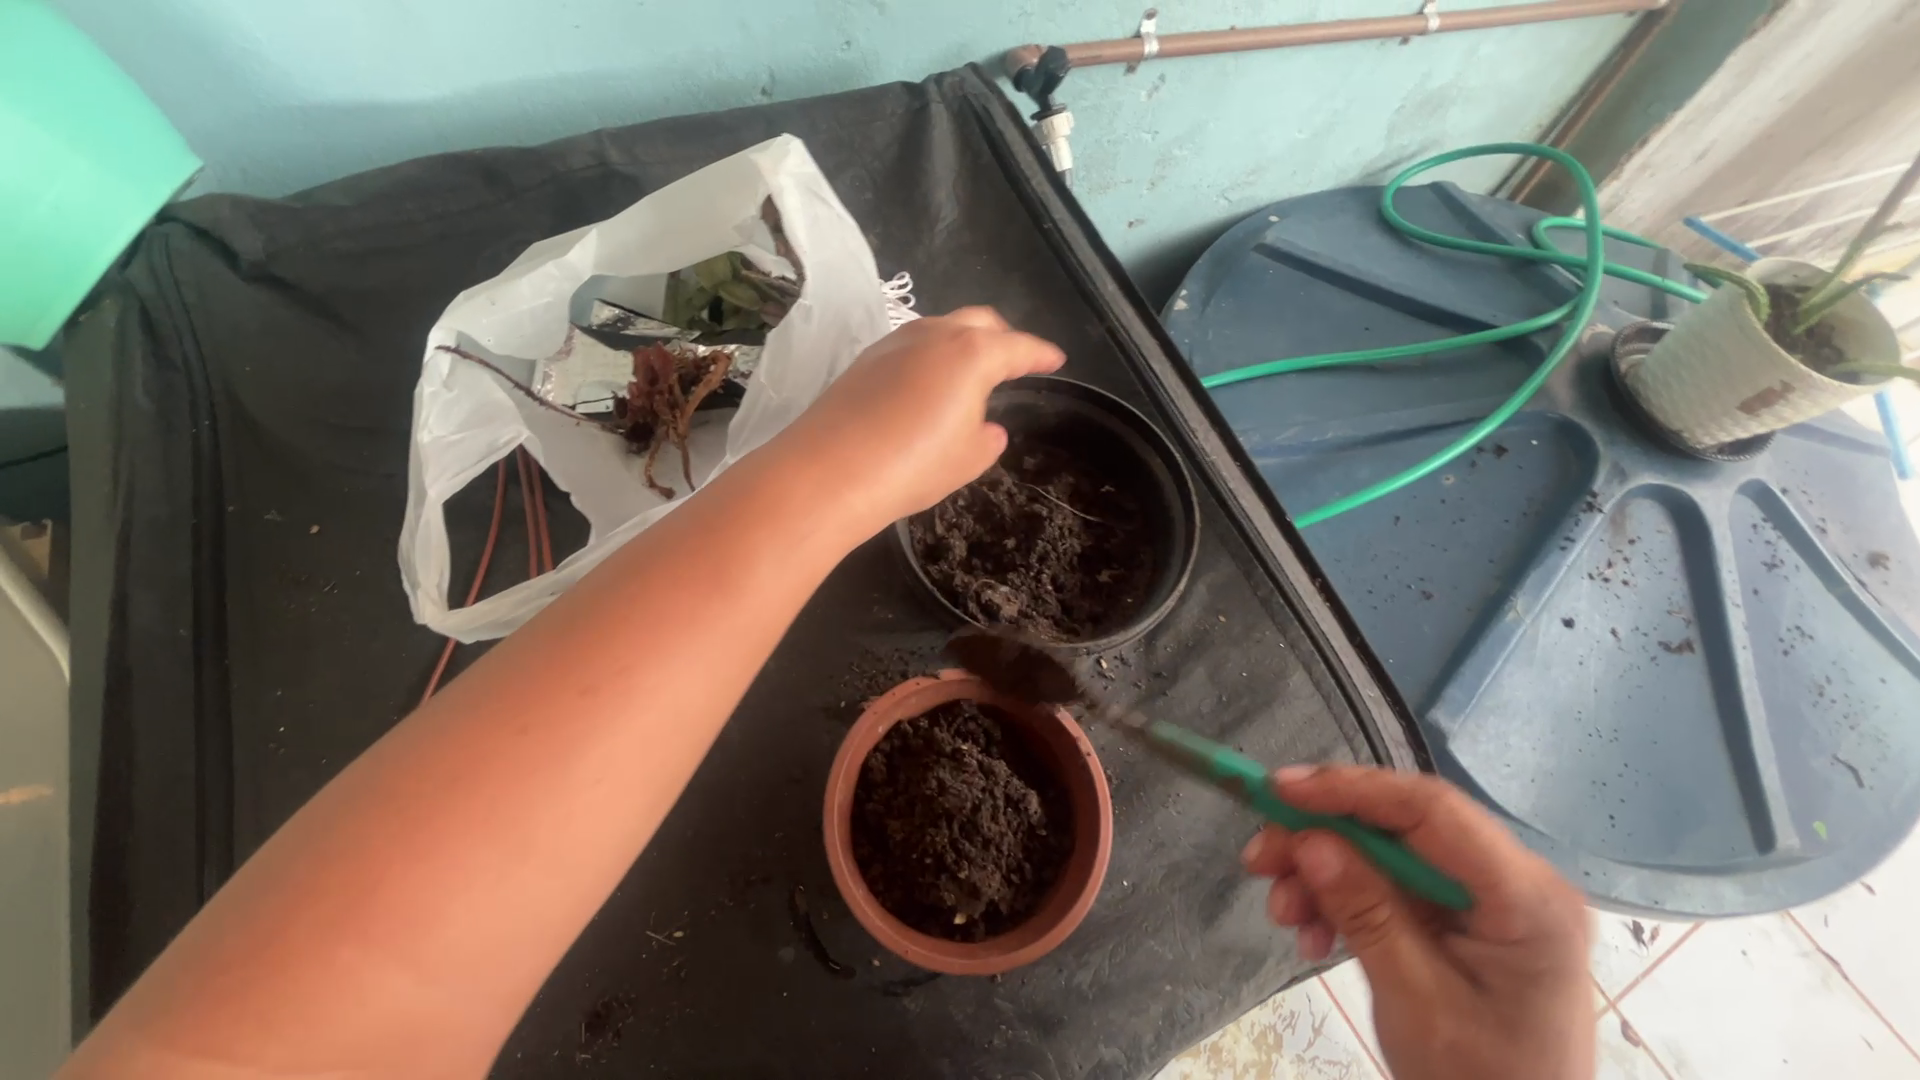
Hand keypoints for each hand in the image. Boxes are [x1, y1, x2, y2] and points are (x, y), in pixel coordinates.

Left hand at [772, 307, 1063, 530]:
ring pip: (940, 328)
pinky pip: (910, 347)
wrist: (829, 472)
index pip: (1018, 346)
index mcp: (971, 354)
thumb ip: (987, 439)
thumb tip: (988, 428)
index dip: (1040, 354)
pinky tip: (926, 385)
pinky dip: (930, 356)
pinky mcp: (863, 361)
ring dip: (962, 342)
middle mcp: (933, 335)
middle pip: (978, 322)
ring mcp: (893, 344)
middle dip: (1003, 336)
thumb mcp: (967, 460)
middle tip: (1015, 359)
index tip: (1055, 359)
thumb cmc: (913, 465)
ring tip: (970, 370)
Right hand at [1243, 765, 1592, 1079]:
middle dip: (1321, 836)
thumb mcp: (1416, 1002)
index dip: (1349, 788)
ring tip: (1282, 913)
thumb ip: (1365, 912)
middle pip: (1398, 825)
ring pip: (1382, 851)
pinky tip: (1311, 935)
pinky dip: (1339, 899)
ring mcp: (1485, 899)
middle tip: (1260, 859)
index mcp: (1526, 897)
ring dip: (1321, 872)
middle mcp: (1512, 881)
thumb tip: (1309, 840)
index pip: (1429, 808)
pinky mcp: (1460, 918)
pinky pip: (1386, 884)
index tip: (1278, 791)